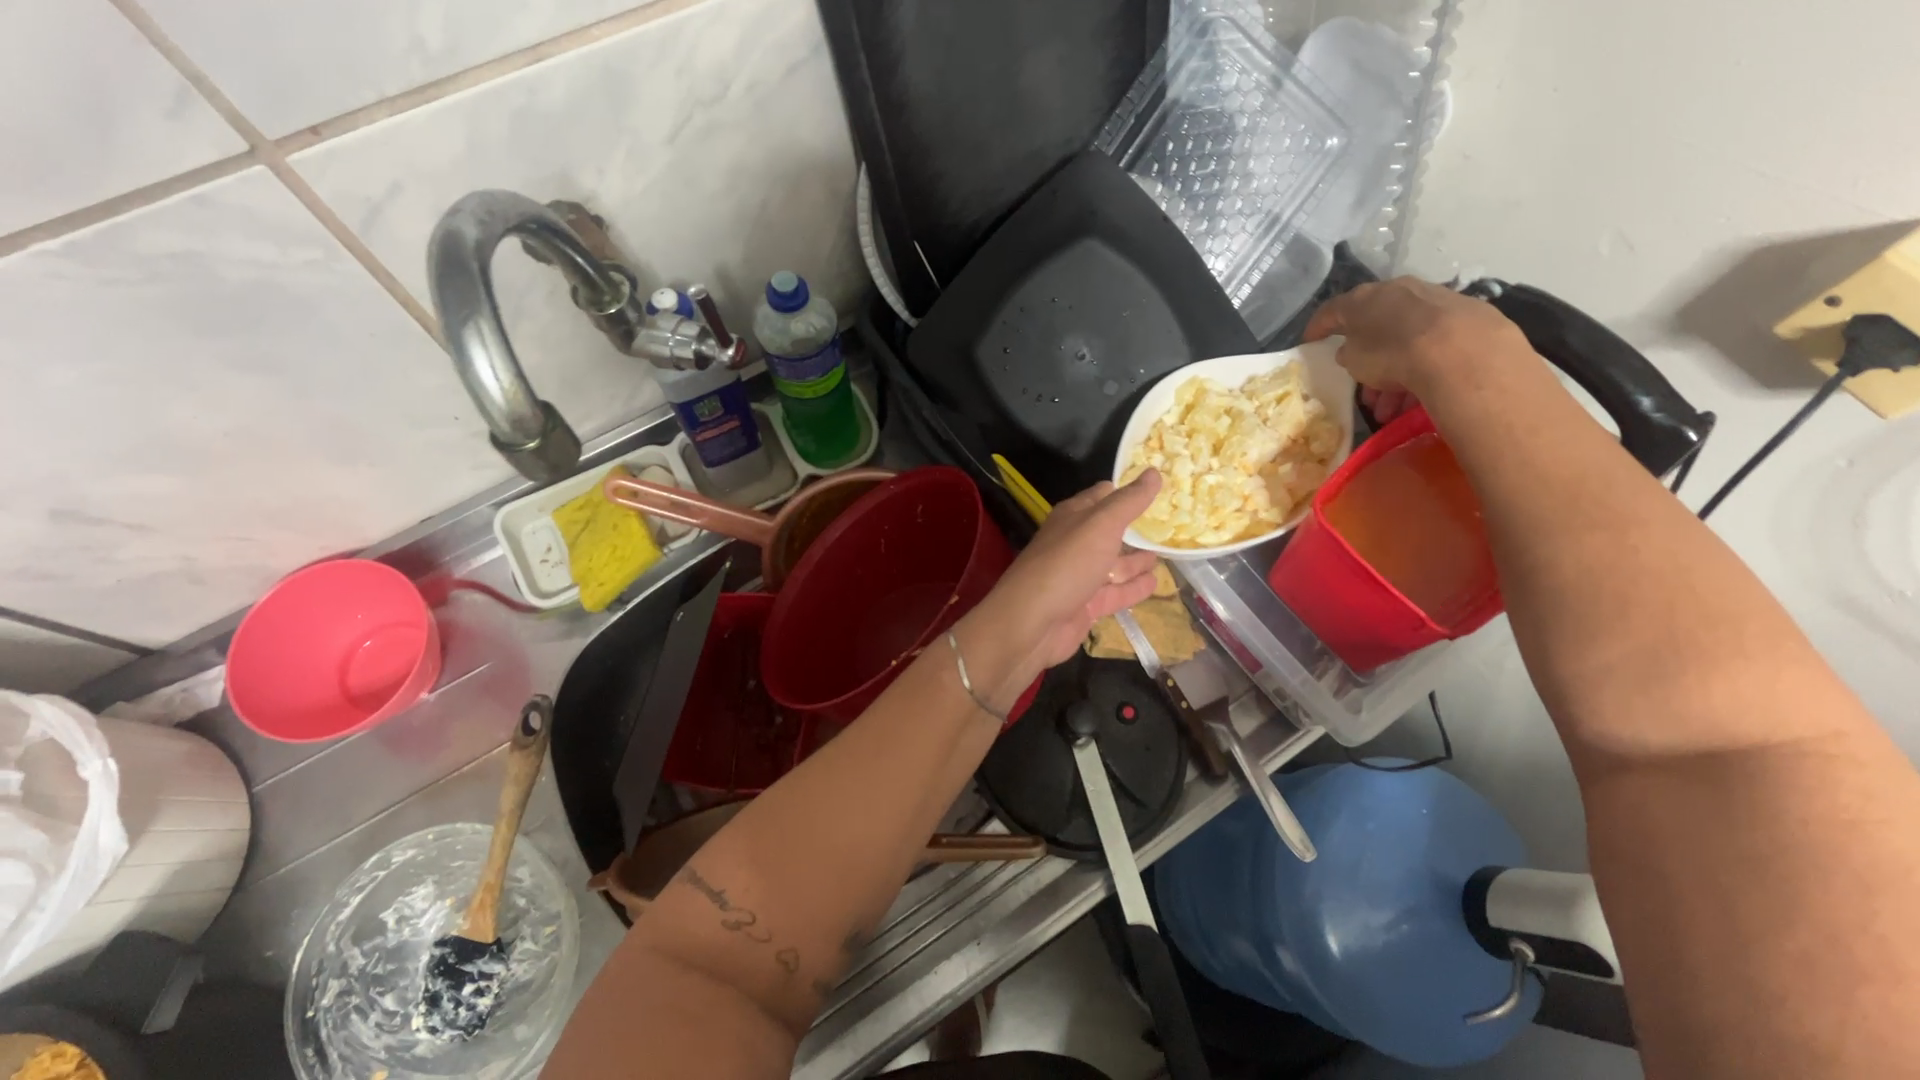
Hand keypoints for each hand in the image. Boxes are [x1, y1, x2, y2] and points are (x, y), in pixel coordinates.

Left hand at [960, 471, 1163, 701]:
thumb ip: (1129, 501)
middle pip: (1110, 531)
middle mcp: (1075, 543)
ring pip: (1114, 564)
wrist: (1031, 622)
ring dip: (1137, 560)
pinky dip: (1134, 587)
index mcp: (1073, 516)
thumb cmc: (1066, 564)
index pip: (1104, 495)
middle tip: (1172, 524)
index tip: (1160, 487)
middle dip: (1136, 527)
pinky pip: (1115, 593)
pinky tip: (1156, 582)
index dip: (1129, 489)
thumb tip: (1154, 472)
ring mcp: (1079, 576)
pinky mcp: (1085, 605)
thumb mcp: (1101, 525)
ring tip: (1167, 554)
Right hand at [1304, 277, 1533, 424]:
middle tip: (1364, 393)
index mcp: (1364, 298)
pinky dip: (1421, 368)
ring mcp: (1434, 301)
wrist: (1459, 350)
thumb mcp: (1355, 361)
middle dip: (1368, 362)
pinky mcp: (1465, 316)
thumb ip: (1349, 354)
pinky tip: (1419, 396)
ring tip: (1392, 409)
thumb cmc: (1391, 353)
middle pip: (1375, 328)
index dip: (1319, 327)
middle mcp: (1398, 291)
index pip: (1332, 310)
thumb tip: (1352, 350)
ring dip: (1394, 375)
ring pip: (1405, 340)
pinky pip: (1432, 345)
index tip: (1310, 342)